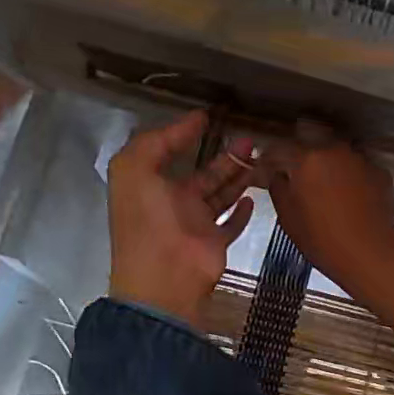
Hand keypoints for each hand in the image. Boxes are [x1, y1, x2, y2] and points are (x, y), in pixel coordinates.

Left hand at [106, 111, 257, 326]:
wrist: (164, 276)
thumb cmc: (145, 219)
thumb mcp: (135, 167)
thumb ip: (159, 139)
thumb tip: (194, 121)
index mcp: (151, 183)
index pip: (170, 152)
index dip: (185, 134)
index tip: (208, 118)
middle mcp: (174, 201)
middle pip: (204, 174)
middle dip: (225, 156)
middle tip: (249, 140)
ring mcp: (196, 223)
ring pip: (221, 194)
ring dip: (238, 177)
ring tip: (258, 158)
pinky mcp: (215, 243)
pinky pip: (231, 224)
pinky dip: (242, 212)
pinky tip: (252, 198)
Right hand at [265, 122, 393, 342]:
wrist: (370, 256)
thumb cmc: (322, 241)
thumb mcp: (289, 219)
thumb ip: (278, 189)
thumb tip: (277, 175)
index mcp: (306, 159)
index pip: (279, 148)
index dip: (268, 158)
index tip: (264, 169)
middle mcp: (334, 150)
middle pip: (311, 136)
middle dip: (300, 148)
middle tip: (295, 169)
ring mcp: (360, 159)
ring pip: (337, 150)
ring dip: (327, 160)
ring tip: (323, 182)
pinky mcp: (380, 173)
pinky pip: (357, 167)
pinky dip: (349, 174)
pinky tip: (349, 194)